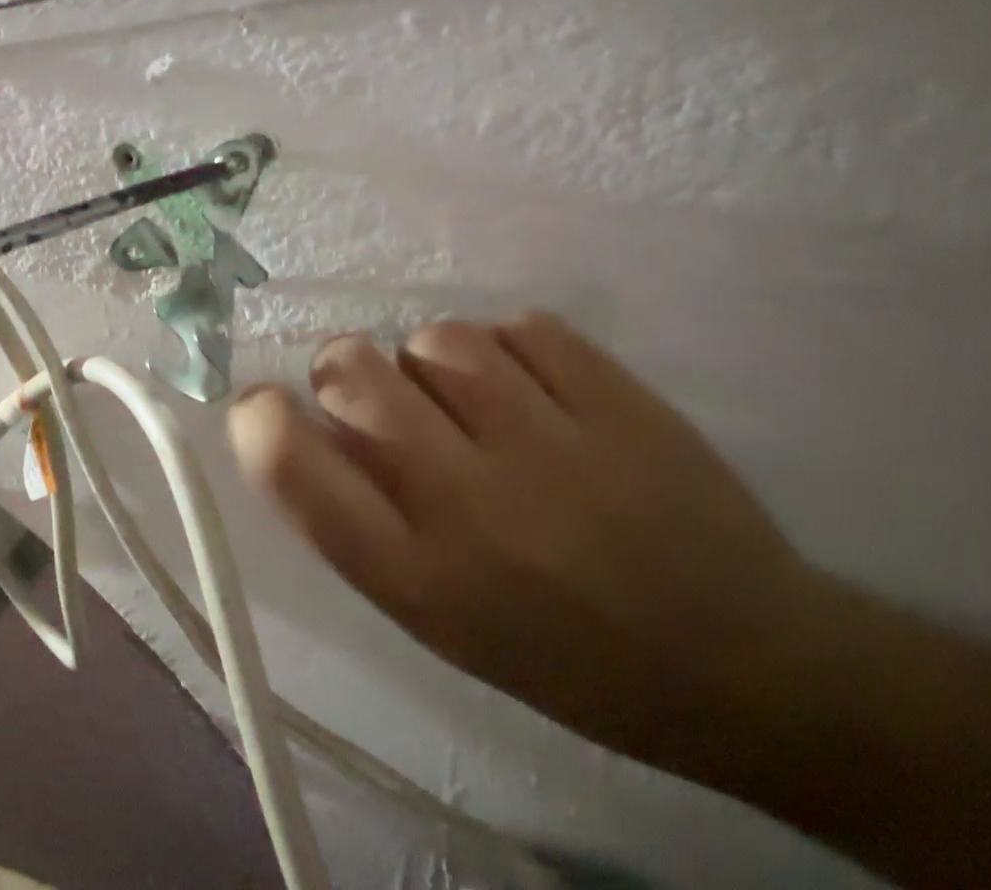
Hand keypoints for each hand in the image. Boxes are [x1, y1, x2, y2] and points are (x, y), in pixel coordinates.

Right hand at [227, 313, 814, 781]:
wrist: (732, 663)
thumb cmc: (553, 655)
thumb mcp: (428, 616)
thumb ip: (357, 524)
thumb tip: (304, 428)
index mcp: (408, 572)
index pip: (291, 462)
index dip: (259, 416)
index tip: (268, 408)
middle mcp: (465, 502)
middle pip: (353, 373)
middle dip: (344, 370)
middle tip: (374, 395)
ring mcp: (549, 444)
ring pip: (434, 339)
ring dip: (428, 360)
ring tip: (464, 395)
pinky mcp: (621, 401)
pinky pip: (519, 327)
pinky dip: (507, 349)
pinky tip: (529, 389)